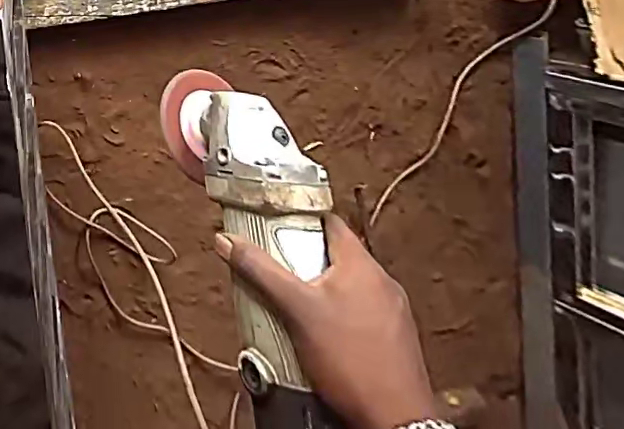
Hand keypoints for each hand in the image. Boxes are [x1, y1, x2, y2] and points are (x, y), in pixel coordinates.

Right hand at [215, 215, 439, 428]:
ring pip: (345, 281)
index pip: (328, 220)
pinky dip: (333, 307)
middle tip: (273, 260)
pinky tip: (314, 325)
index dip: (298, 215)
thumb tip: (226, 240)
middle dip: (301, 253)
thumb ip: (259, 270)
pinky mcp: (393, 339)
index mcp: (363, 266)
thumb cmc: (353, 363)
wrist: (396, 426)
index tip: (272, 219)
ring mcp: (392, 313)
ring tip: (288, 294)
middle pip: (333, 250)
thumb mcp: (294, 309)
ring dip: (316, 282)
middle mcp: (383, 284)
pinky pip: (357, 307)